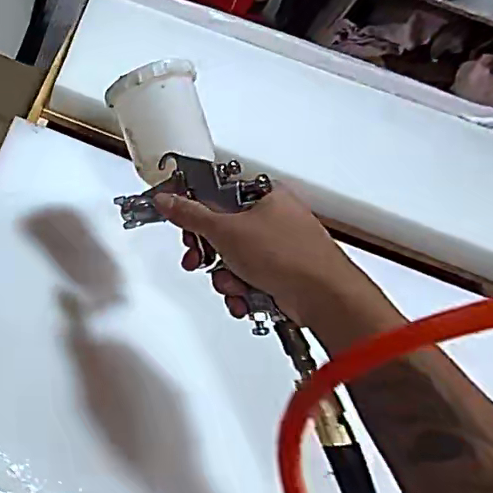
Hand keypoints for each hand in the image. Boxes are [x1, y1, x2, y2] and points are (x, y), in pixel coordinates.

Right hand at [151, 187, 358, 327]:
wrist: (324, 298)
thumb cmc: (291, 257)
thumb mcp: (226, 230)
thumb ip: (191, 215)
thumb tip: (168, 201)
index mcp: (265, 196)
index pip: (216, 194)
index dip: (194, 210)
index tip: (181, 223)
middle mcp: (273, 218)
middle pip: (220, 231)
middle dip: (209, 252)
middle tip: (200, 258)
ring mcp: (277, 247)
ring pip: (230, 258)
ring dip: (225, 275)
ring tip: (233, 282)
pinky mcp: (279, 274)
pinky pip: (245, 278)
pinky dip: (240, 289)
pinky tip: (244, 295)